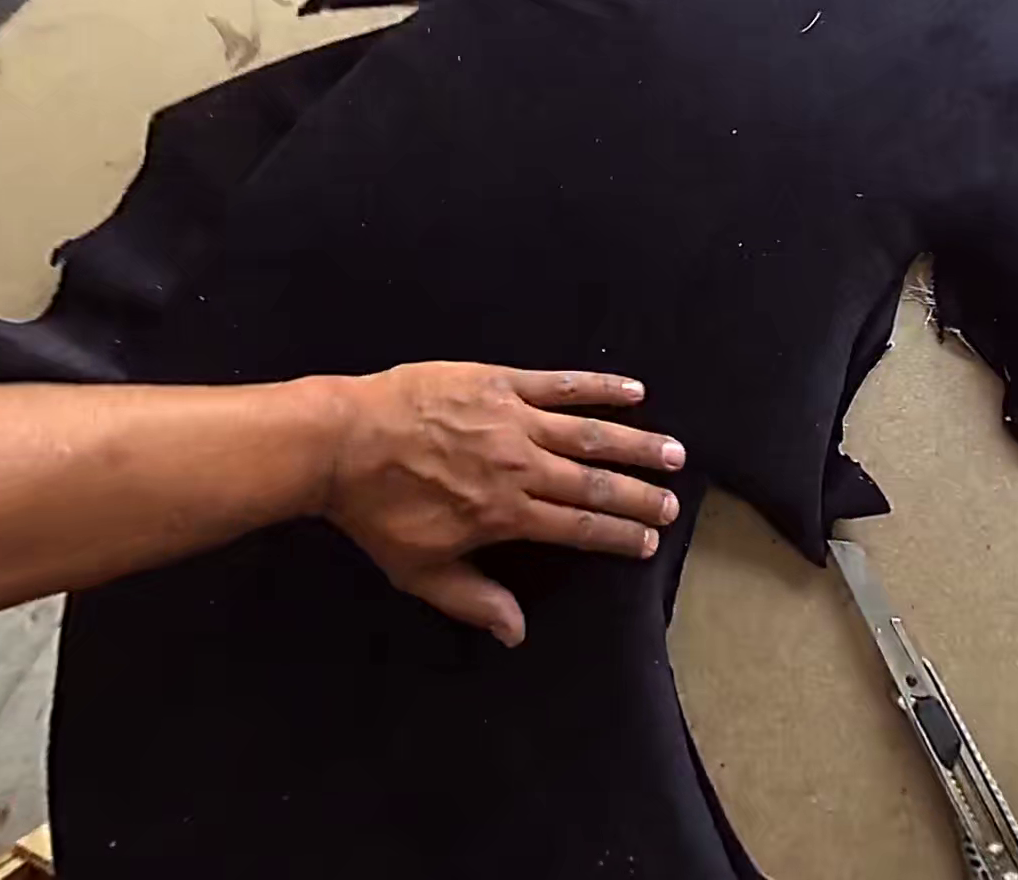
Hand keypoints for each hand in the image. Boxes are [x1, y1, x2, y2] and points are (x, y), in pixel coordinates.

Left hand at [321, 362, 686, 646]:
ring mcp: (515, 421)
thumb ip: (472, 599)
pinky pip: (561, 384)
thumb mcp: (418, 570)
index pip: (579, 527)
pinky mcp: (502, 383)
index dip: (618, 535)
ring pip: (590, 435)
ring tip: (673, 452)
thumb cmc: (378, 509)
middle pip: (594, 484)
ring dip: (636, 445)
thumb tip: (517, 633)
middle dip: (639, 495)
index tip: (649, 540)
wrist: (343, 440)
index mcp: (506, 514)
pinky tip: (634, 391)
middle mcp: (521, 468)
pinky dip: (601, 387)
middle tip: (672, 502)